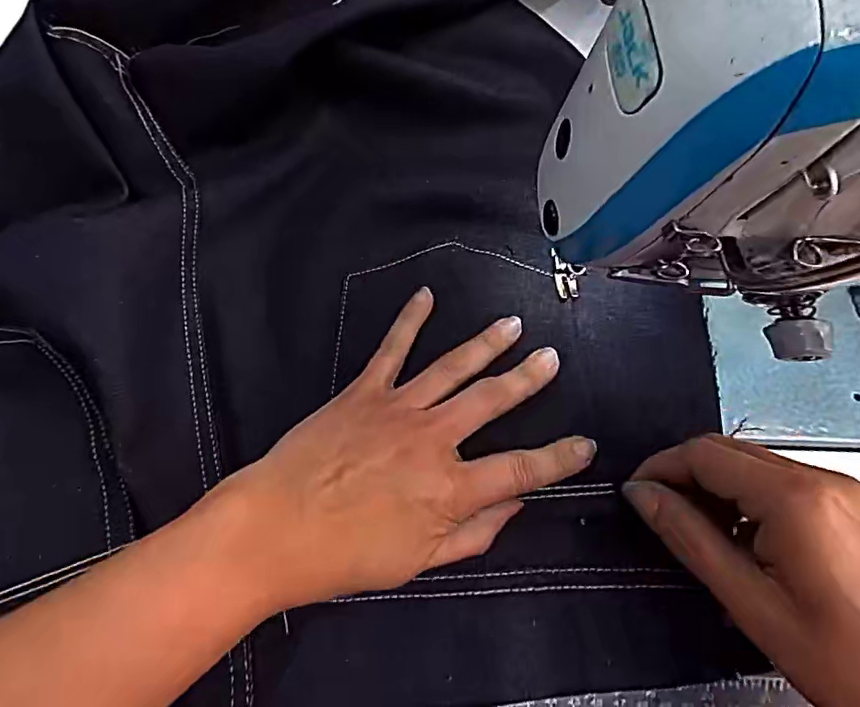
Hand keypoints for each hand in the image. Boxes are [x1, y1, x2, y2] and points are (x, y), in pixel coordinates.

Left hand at [206, 287, 595, 610]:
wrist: (274, 530)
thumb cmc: (346, 555)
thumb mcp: (418, 562)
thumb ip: (473, 535)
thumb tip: (514, 507)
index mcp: (450, 488)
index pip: (520, 470)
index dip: (559, 459)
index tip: (585, 444)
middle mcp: (434, 438)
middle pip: (492, 401)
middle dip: (527, 379)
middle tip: (551, 357)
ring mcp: (400, 408)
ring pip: (453, 367)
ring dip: (486, 344)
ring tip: (512, 325)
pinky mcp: (366, 391)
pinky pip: (393, 349)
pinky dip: (410, 320)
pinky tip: (425, 296)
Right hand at [624, 435, 859, 706]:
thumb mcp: (758, 609)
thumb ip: (693, 542)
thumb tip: (646, 499)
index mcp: (797, 496)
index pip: (706, 452)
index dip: (663, 466)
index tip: (637, 491)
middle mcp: (825, 478)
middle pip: (733, 451)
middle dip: (688, 474)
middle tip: (660, 513)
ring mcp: (847, 490)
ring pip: (760, 467)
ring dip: (721, 489)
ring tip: (701, 537)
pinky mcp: (859, 507)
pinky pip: (790, 485)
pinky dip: (755, 501)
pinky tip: (749, 544)